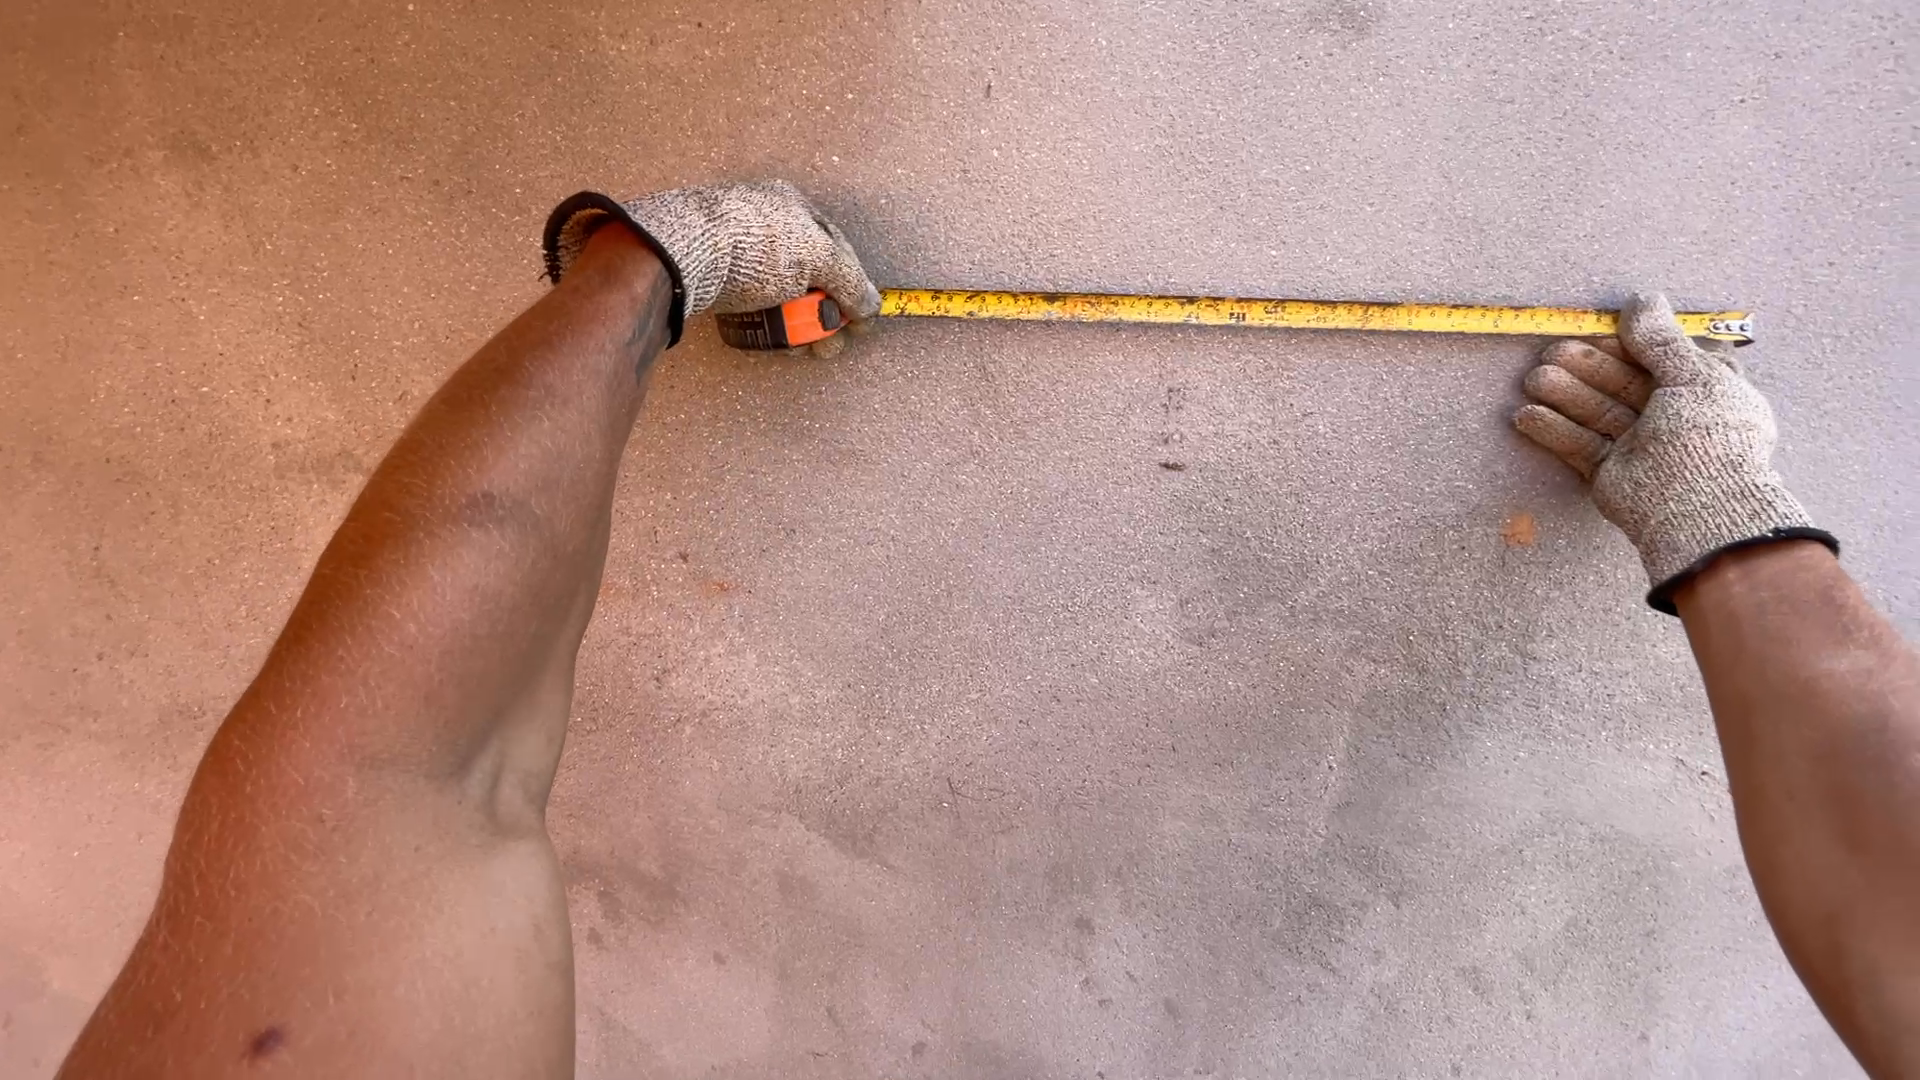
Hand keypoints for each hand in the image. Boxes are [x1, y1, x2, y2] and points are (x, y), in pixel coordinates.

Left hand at [544, 181, 879, 349]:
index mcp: (794, 208)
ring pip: (784, 300)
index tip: (859, 324)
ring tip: (799, 350)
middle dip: (824, 319)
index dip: (853, 290)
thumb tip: (872, 309)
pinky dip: (768, 328)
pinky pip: (754, 309)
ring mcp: (741, 256)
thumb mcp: (816, 257)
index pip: (838, 251)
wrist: (683, 255)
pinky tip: (771, 341)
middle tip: (826, 346)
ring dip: (799, 331)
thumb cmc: (754, 246)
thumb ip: (850, 282)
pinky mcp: (717, 282)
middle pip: (812, 281)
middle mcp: (769, 228)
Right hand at [1513, 292, 1835, 612]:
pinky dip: (1551, 429)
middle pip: (1617, 383)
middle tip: (1550, 354)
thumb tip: (1641, 299)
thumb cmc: (1707, 435)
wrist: (1694, 504)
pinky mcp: (1607, 468)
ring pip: (1592, 410)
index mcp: (1702, 388)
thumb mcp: (1694, 376)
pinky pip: (1576, 443)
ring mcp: (1637, 443)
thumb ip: (1661, 340)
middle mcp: (1670, 413)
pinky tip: (1526, 415)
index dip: (1626, 344)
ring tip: (1533, 380)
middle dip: (1584, 368)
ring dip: (1563, 395)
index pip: (1657, 357)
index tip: (1596, 332)